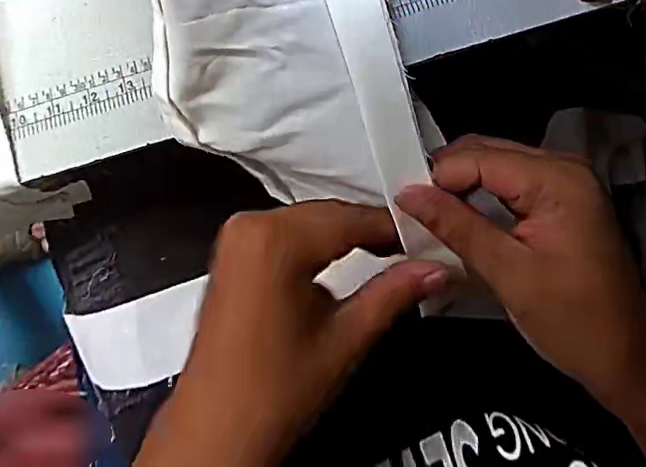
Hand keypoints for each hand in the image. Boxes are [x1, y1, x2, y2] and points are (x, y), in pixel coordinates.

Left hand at [137, 201, 452, 466]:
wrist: (216, 431)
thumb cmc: (264, 397)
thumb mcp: (344, 341)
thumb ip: (392, 295)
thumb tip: (430, 271)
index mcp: (275, 242)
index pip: (349, 218)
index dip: (391, 227)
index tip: (420, 237)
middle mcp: (250, 228)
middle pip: (328, 215)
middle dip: (370, 230)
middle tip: (410, 247)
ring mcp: (237, 236)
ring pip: (308, 219)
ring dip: (344, 234)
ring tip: (383, 252)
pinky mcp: (233, 248)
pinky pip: (285, 229)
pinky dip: (315, 240)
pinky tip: (339, 257)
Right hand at [395, 135, 645, 407]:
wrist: (633, 362)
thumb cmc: (576, 323)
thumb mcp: (509, 274)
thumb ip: (457, 225)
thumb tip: (409, 194)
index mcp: (558, 179)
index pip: (481, 158)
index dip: (439, 175)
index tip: (405, 200)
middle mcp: (564, 166)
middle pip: (488, 152)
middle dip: (448, 175)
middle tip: (413, 204)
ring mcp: (566, 178)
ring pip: (496, 162)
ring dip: (463, 183)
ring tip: (430, 209)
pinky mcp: (563, 195)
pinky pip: (511, 179)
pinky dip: (483, 192)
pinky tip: (461, 212)